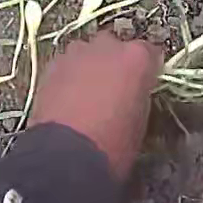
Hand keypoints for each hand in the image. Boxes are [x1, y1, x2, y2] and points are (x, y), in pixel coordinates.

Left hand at [27, 33, 160, 180]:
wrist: (65, 155)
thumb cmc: (113, 144)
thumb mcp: (140, 120)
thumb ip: (138, 95)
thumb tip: (132, 92)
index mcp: (137, 58)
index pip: (150, 53)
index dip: (147, 70)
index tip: (144, 84)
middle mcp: (108, 47)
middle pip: (116, 47)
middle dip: (116, 63)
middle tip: (114, 88)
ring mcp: (77, 53)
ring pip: (88, 52)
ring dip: (90, 66)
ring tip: (87, 93)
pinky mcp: (52, 65)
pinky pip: (66, 65)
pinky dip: (69, 76)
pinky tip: (67, 98)